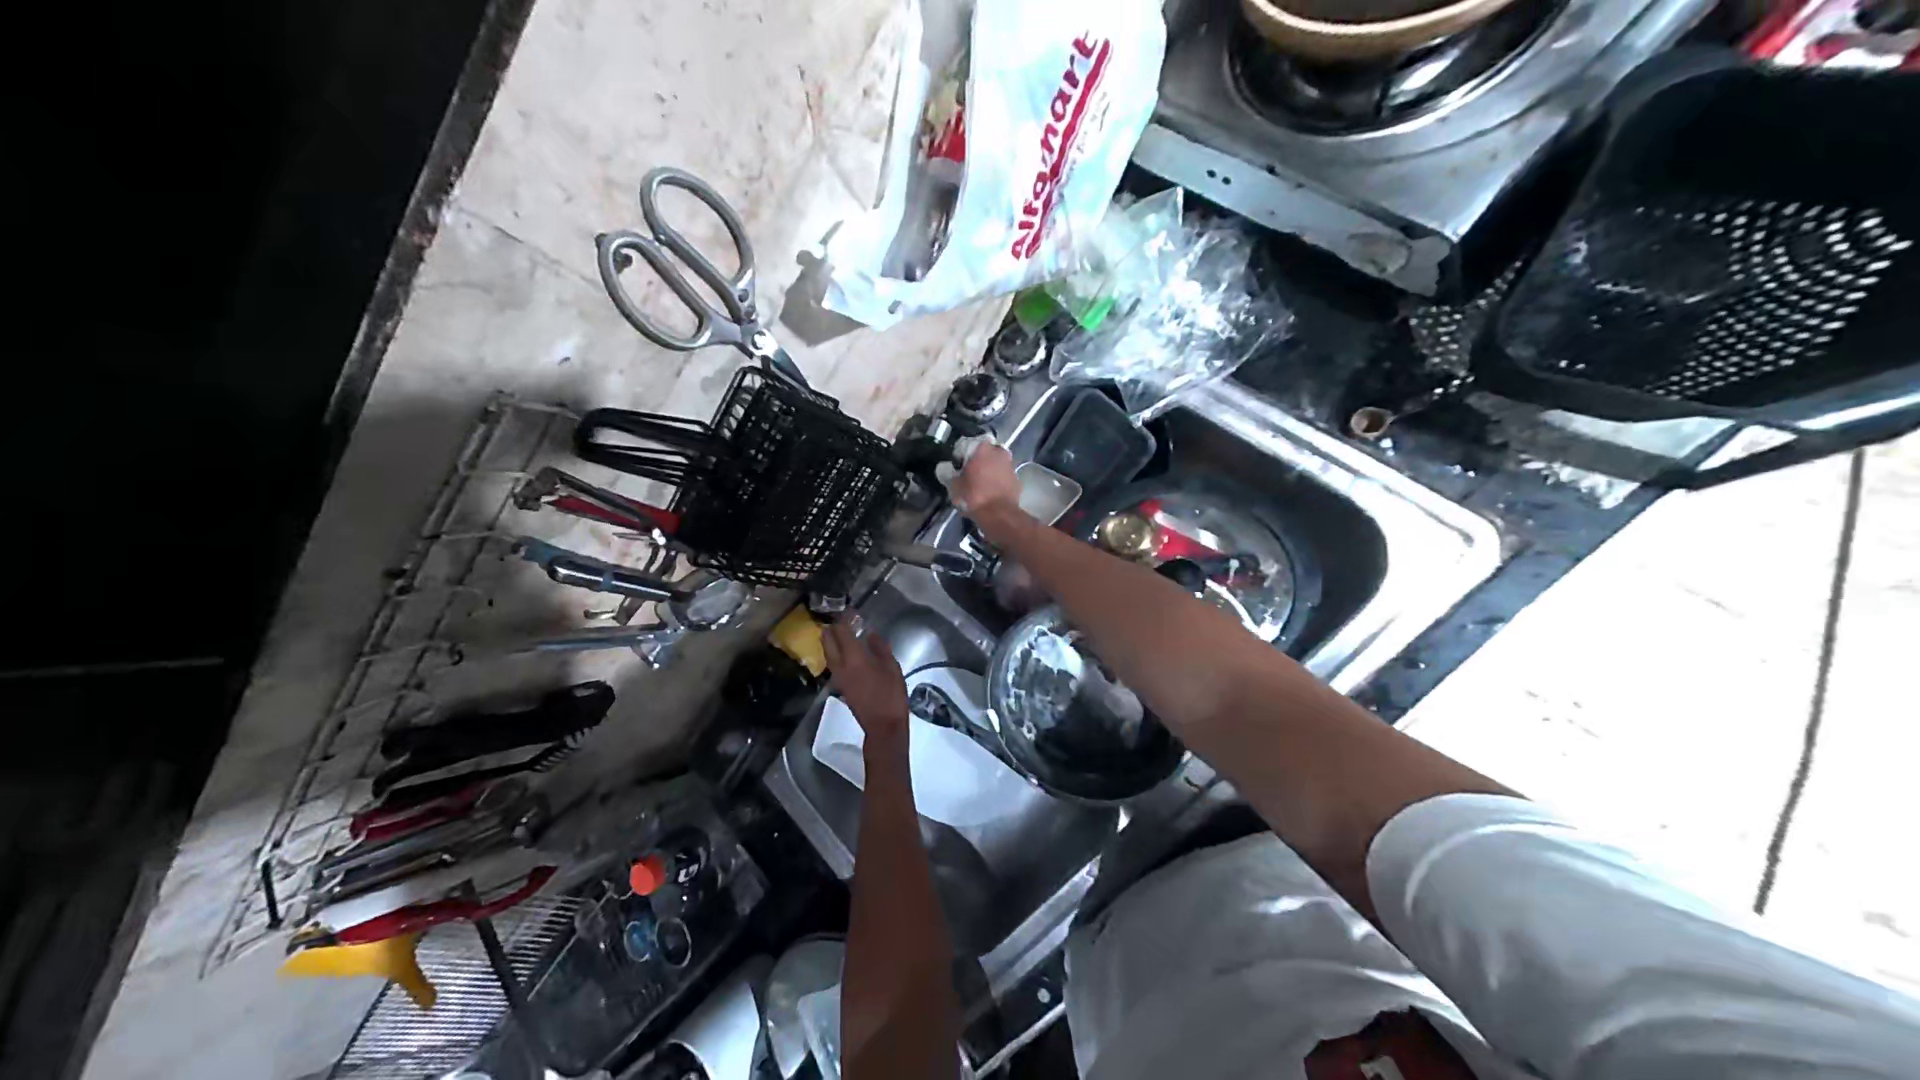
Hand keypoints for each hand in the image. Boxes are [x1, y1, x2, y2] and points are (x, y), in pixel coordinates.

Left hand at [823, 618, 908, 746]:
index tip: (850, 611)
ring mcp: (837, 676)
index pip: (841, 631)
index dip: (844, 618)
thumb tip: (870, 634)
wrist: (883, 725)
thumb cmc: (891, 694)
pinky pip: (833, 663)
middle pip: (827, 640)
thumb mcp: (892, 667)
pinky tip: (847, 652)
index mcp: (854, 657)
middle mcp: (840, 665)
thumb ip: (880, 648)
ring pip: (827, 652)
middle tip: (843, 620)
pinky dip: (836, 653)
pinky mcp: (839, 685)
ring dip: (832, 640)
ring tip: (844, 634)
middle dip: (832, 628)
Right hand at [948, 441, 1023, 530]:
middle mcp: (1000, 452)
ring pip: (998, 464)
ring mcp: (1011, 466)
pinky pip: (1004, 477)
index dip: (965, 453)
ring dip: (991, 470)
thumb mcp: (955, 486)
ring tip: (982, 483)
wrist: (998, 514)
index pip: (972, 443)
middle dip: (981, 460)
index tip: (960, 464)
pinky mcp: (1017, 480)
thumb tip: (944, 468)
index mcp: (983, 448)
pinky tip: (992, 491)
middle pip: (988, 453)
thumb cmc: (974, 495)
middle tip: (972, 472)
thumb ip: (950, 474)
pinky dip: (999, 481)